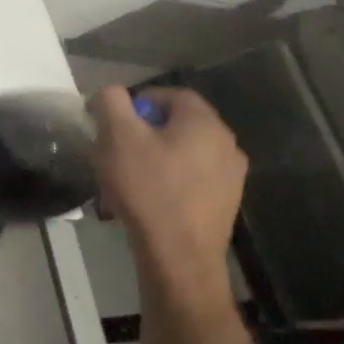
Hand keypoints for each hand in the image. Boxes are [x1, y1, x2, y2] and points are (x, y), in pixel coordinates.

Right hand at [90, 86, 247, 306]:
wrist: (179, 253)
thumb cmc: (147, 187)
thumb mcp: (117, 137)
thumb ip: (112, 103)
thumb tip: (112, 91)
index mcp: (204, 123)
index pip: (172, 94)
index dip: (139, 100)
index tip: (113, 120)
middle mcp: (227, 144)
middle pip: (179, 124)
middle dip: (143, 130)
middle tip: (114, 147)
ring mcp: (231, 176)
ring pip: (184, 151)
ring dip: (154, 155)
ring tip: (126, 175)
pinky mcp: (225, 202)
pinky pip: (191, 177)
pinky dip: (168, 179)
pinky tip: (145, 198)